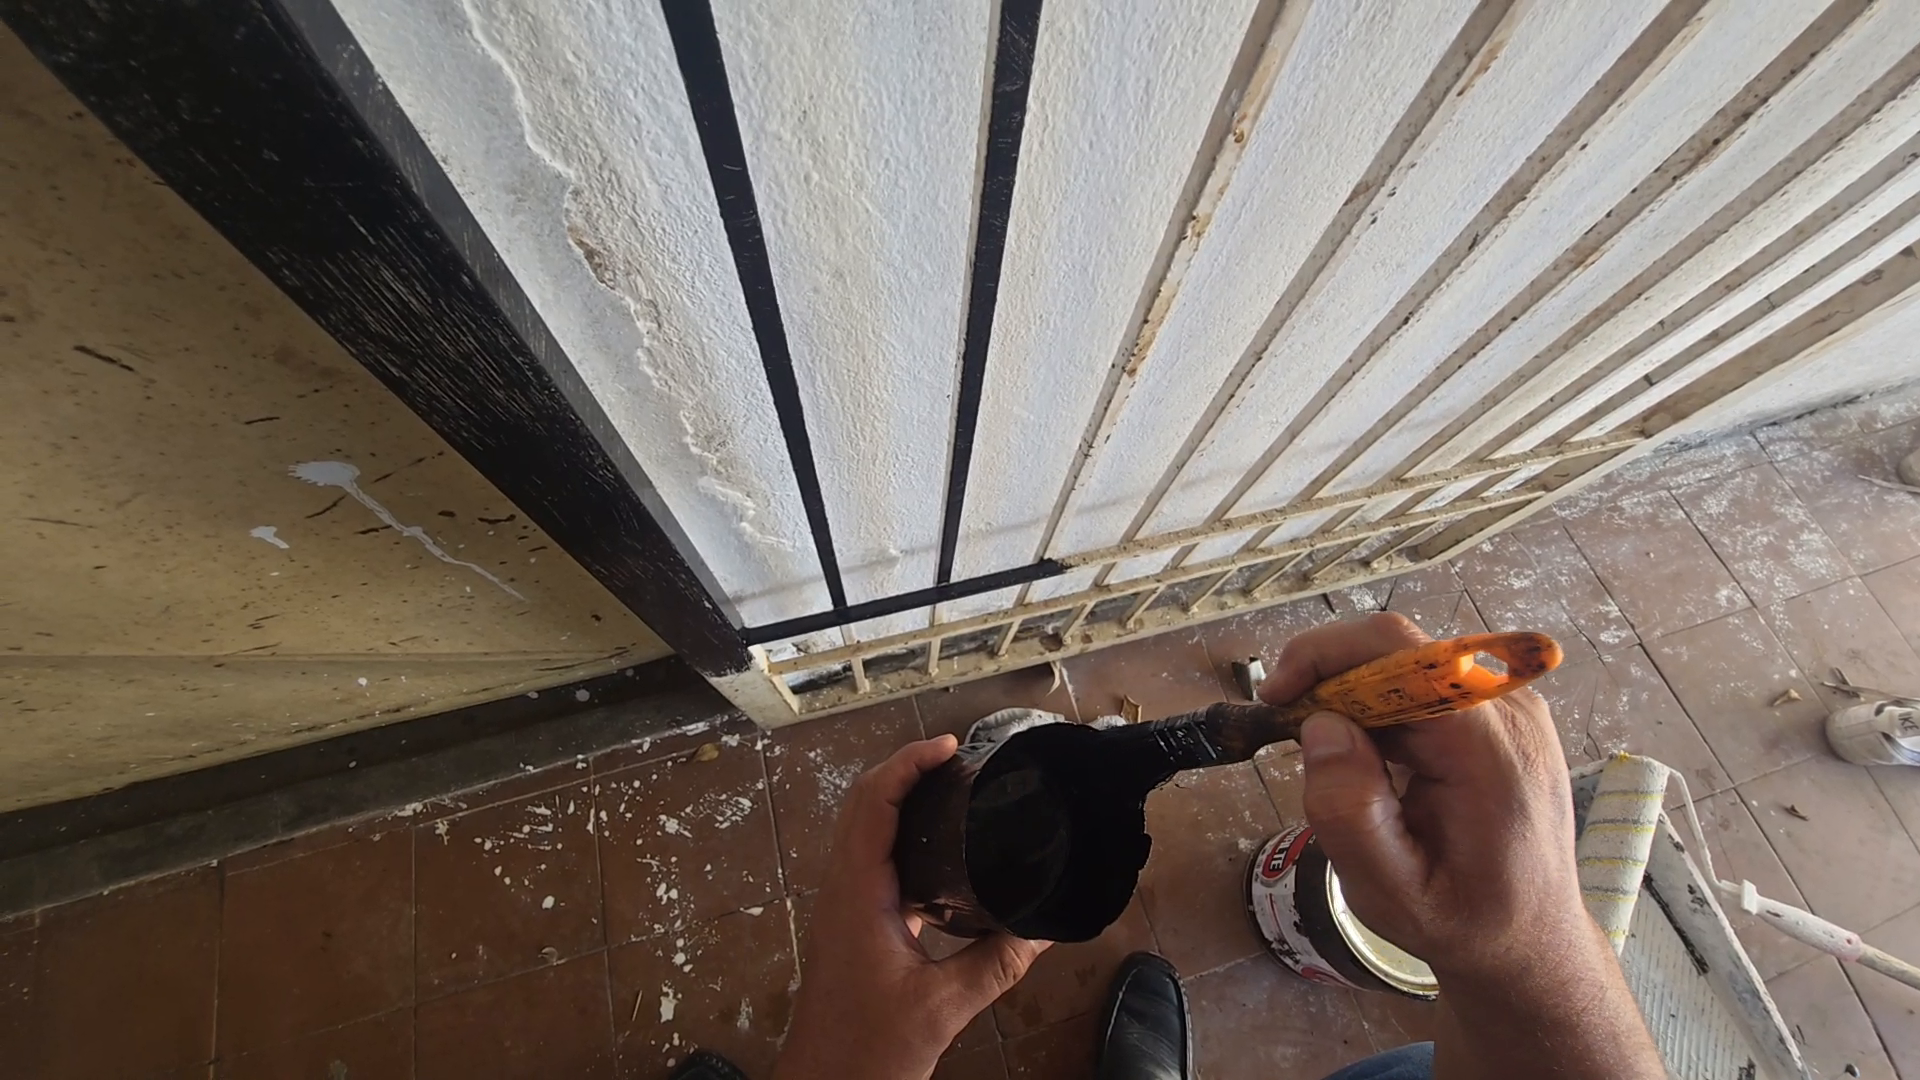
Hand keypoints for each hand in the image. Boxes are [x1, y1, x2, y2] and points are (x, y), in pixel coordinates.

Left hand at [775, 735, 1049, 1079]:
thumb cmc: (868, 1051)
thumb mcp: (941, 1008)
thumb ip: (996, 965)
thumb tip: (1045, 927)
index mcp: (857, 890)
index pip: (873, 801)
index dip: (908, 762)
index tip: (949, 746)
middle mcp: (843, 883)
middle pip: (862, 799)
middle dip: (903, 766)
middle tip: (952, 757)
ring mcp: (844, 898)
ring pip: (862, 822)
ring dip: (897, 791)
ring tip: (947, 782)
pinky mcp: (853, 915)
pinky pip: (872, 851)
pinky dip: (899, 826)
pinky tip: (938, 839)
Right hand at [1264, 613, 1663, 1079]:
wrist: (1532, 941)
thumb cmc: (1460, 921)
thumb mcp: (1388, 891)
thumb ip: (1349, 813)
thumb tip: (1320, 726)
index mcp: (1489, 753)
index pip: (1399, 655)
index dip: (1324, 656)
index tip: (1275, 699)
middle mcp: (1507, 712)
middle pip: (1393, 648)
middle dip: (1324, 673)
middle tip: (1284, 722)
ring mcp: (1505, 706)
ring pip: (1398, 659)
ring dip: (1343, 689)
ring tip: (1322, 746)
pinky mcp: (1492, 711)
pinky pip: (1413, 677)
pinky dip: (1367, 699)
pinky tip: (1358, 746)